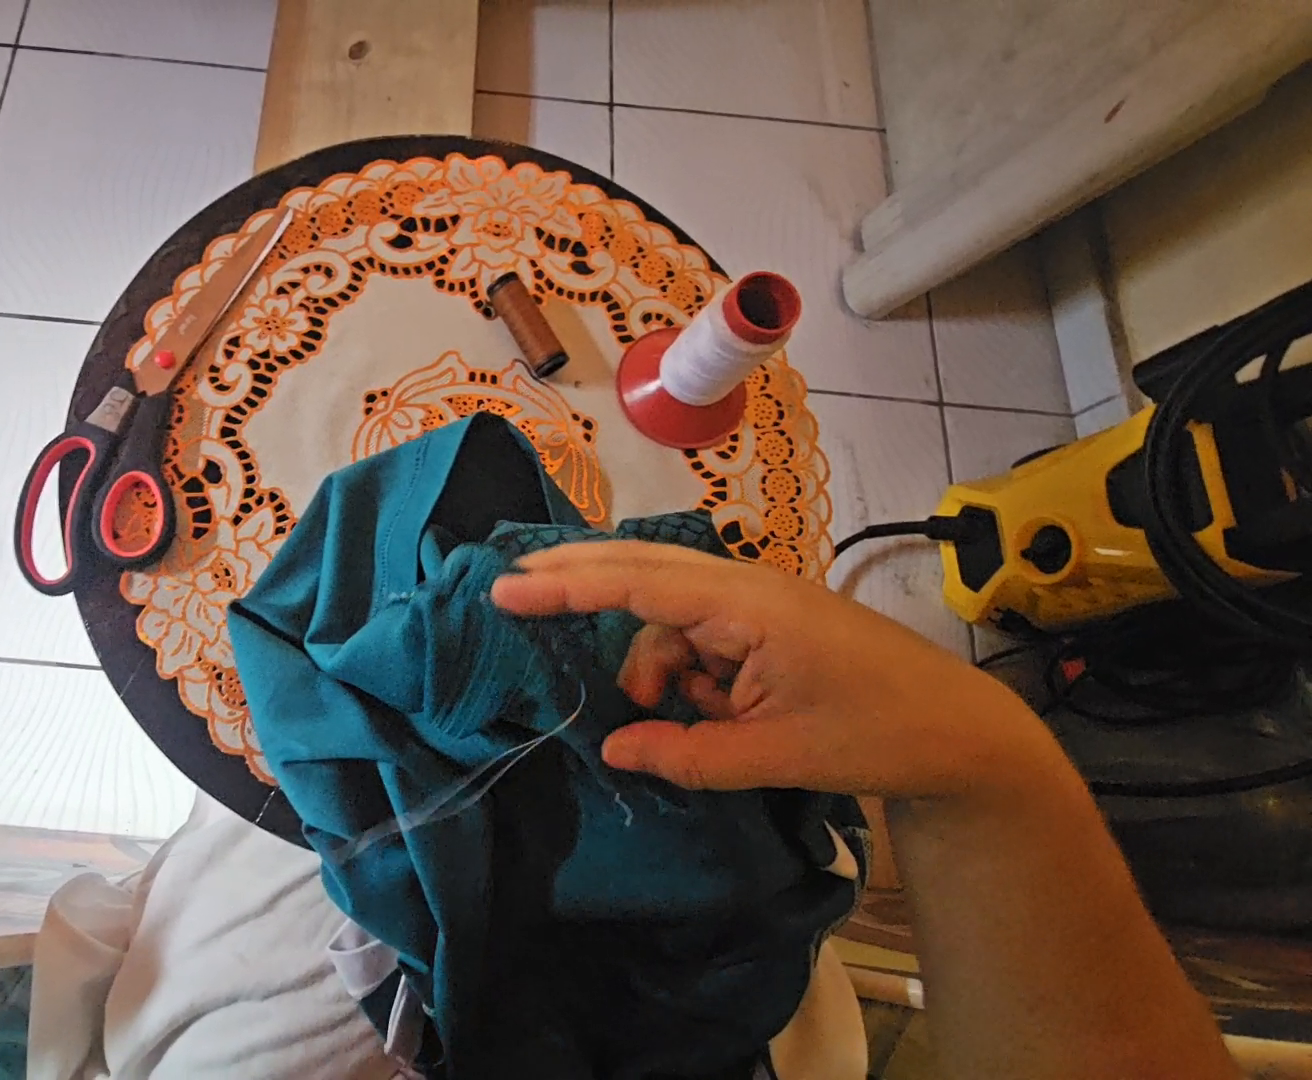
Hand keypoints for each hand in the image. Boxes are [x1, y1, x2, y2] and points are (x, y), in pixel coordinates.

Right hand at [490, 540, 1075, 804]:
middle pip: (638, 566)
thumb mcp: (776, 756)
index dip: (564, 585)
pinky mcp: (756, 621)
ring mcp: (749, 600)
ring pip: (661, 613)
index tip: (505, 588)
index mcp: (746, 606)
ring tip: (667, 714)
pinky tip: (712, 708)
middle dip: (575, 576)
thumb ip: (686, 754)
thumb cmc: (882, 735)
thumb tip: (611, 750)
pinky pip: (690, 635)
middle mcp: (741, 586)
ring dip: (649, 662)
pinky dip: (680, 670)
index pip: (636, 583)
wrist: (969, 734)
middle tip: (512, 586)